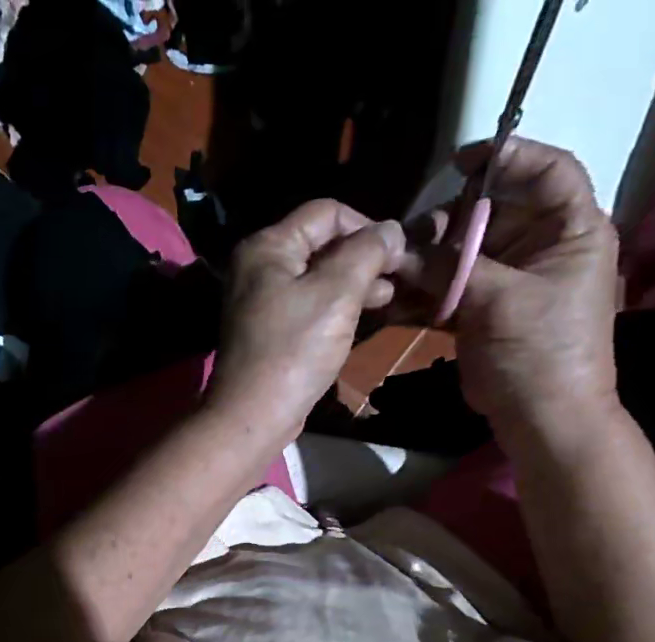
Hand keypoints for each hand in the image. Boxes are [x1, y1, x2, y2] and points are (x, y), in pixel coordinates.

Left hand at [210, 200, 405, 437]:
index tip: (398, 255)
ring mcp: (264, 299)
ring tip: (389, 297)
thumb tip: (391, 229)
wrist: (255, 414)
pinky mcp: (273, 329)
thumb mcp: (336, 293)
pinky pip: (311, 304)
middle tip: (400, 278)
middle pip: (323, 244)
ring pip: (320, 276)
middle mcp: (261, 266)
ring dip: (356, 282)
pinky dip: (338, 305)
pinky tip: (364, 315)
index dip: (367, 227)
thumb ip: (366, 253)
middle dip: (364, 256)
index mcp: (269, 246)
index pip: (327, 213)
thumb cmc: (295, 350)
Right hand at [402, 139, 620, 430]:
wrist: (541, 421)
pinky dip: (427, 291)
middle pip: (493, 211)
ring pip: (466, 251)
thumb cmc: (541, 353)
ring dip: (430, 259)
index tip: (460, 163)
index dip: (508, 156)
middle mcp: (542, 247)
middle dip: (450, 220)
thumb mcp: (502, 300)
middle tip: (412, 236)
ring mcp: (511, 280)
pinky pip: (452, 287)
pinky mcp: (486, 309)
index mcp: (571, 231)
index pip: (549, 170)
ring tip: (398, 268)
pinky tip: (397, 293)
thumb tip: (400, 248)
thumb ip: (451, 267)